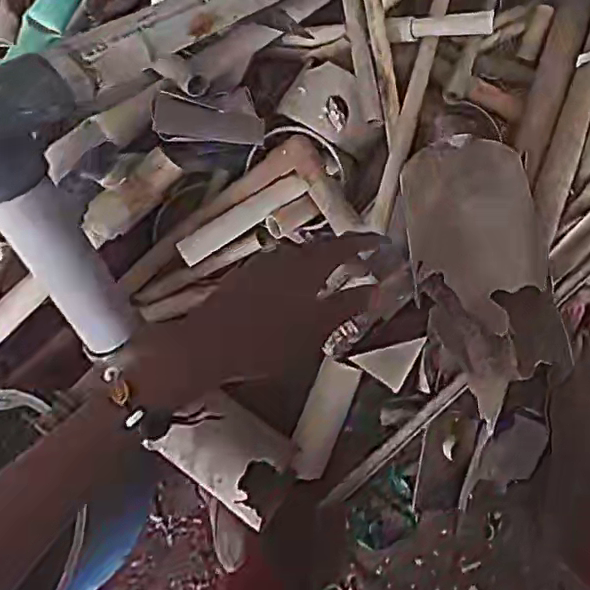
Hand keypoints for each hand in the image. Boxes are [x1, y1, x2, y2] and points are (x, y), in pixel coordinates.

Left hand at [124, 233, 385, 410]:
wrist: (207, 346)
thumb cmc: (266, 341)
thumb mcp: (316, 330)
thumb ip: (348, 307)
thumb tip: (375, 291)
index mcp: (308, 264)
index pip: (346, 244)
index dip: (367, 242)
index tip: (382, 243)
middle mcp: (286, 256)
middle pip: (323, 248)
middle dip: (346, 255)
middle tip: (363, 265)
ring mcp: (264, 264)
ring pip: (302, 258)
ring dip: (321, 265)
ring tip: (334, 283)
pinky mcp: (247, 277)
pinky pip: (283, 268)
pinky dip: (299, 275)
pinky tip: (299, 296)